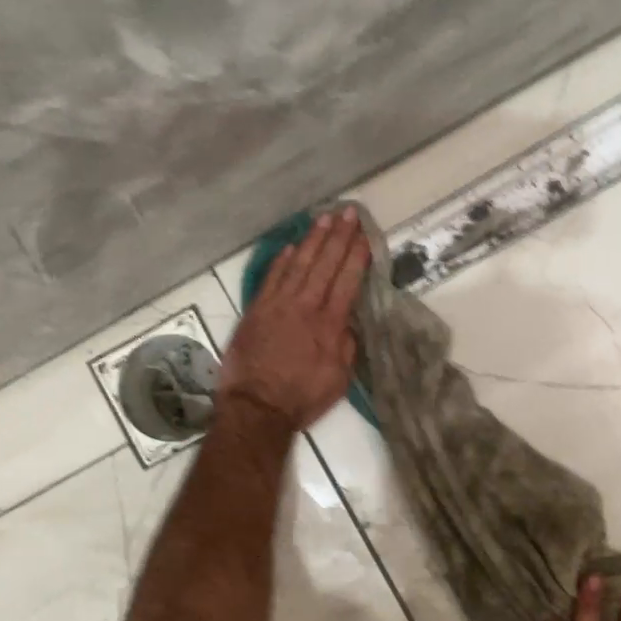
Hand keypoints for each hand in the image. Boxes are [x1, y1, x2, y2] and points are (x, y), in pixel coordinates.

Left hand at [219, 206, 370, 429]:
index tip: (365, 235)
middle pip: (325, 264)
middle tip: (348, 213)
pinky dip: (281, 261)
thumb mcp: (338, 379)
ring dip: (312, 240)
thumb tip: (347, 324)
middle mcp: (305, 306)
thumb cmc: (301, 398)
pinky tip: (290, 247)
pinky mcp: (256, 311)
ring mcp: (277, 305)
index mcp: (329, 324)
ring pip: (298, 264)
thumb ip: (346, 347)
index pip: (347, 280)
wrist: (256, 407)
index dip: (357, 255)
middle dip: (339, 237)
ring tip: (324, 220)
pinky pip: (271, 278)